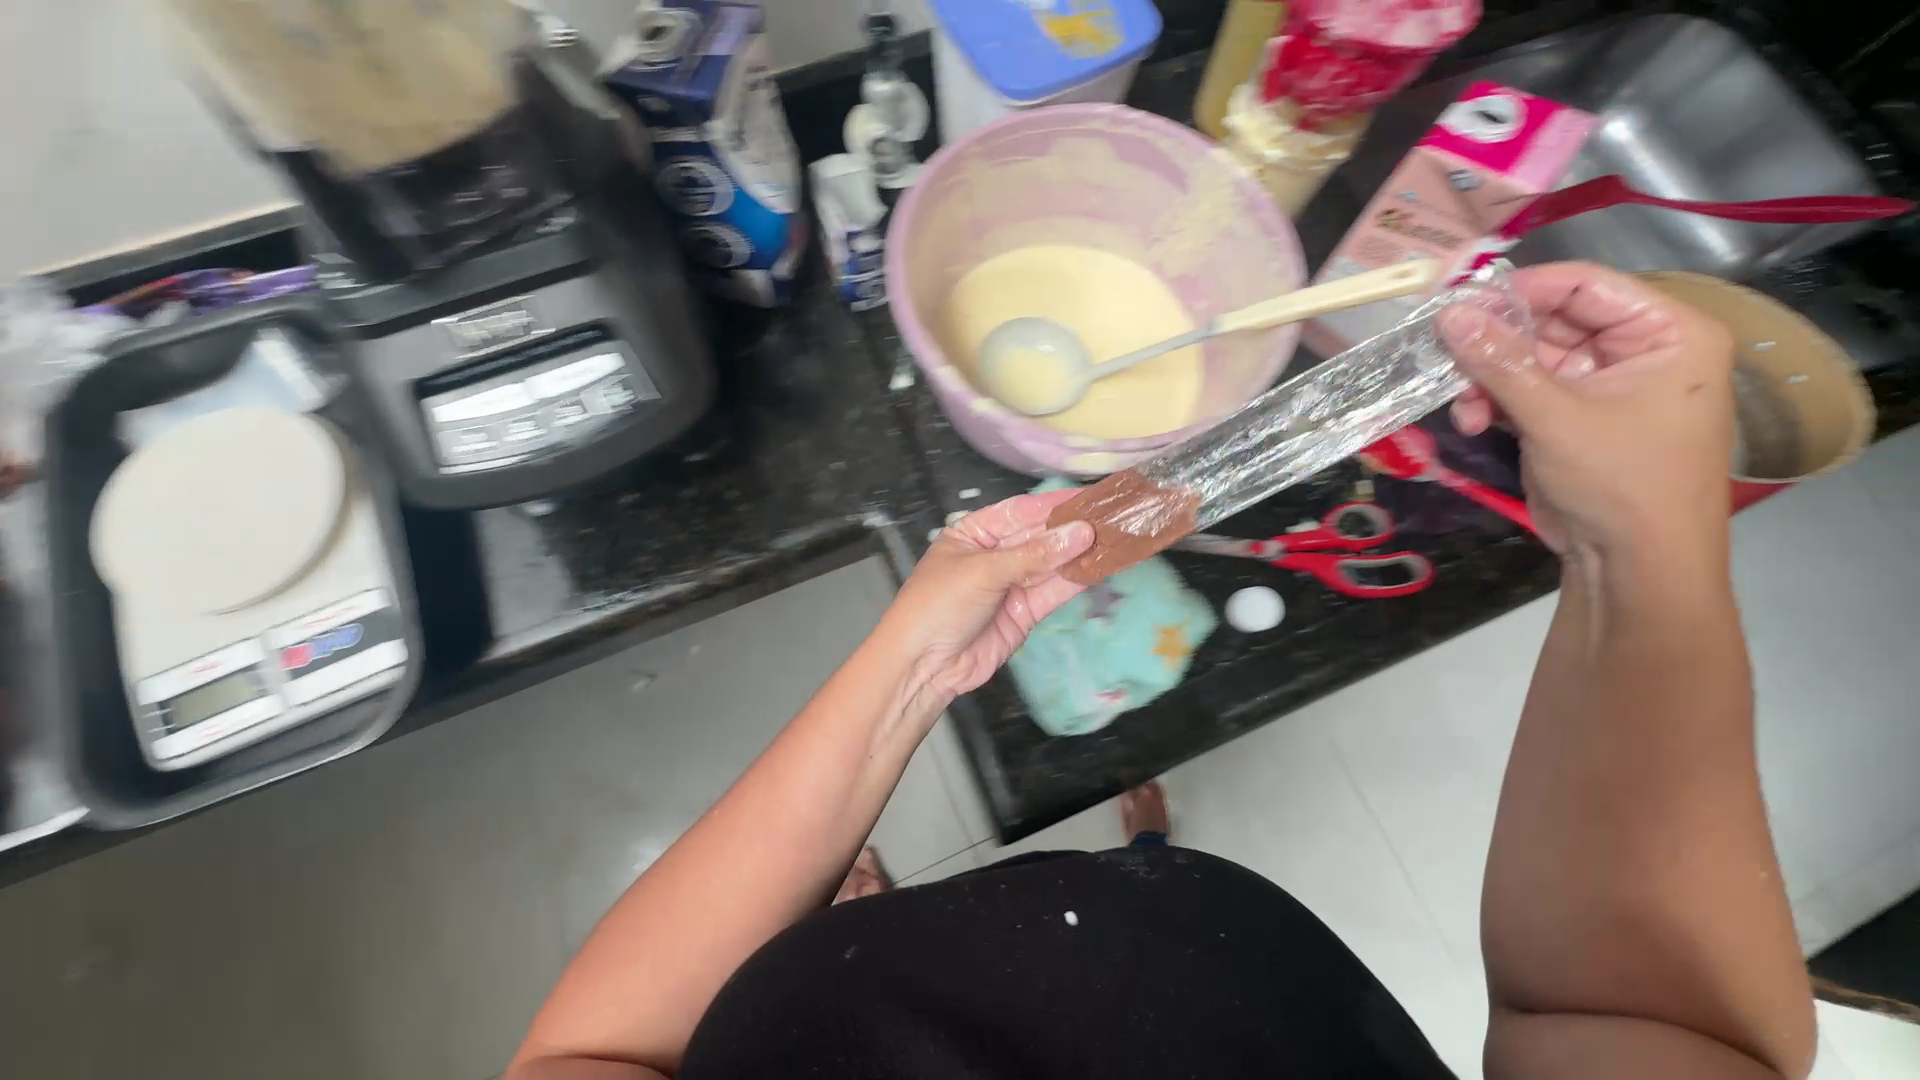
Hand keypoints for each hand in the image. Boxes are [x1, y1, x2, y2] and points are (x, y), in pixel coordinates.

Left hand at [880, 490, 1093, 703]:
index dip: (1053, 504)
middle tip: (1112, 515)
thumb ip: (1034, 554)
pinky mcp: (1025, 613)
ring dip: (1081, 552)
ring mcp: (1011, 585)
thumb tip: (1081, 532)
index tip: (1088, 495)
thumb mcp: (983, 571)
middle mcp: (995, 555)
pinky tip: (1103, 564)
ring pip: (1052, 564)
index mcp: (973, 534)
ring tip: (1117, 536)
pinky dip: (1078, 579)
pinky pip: (1055, 590)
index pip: (1019, 512)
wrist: (923, 665)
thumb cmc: (939, 604)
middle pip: (1040, 536)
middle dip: (1072, 528)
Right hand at [1440, 262, 1735, 564]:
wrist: (1632, 562)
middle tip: (1443, 354)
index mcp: (1665, 333)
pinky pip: (1521, 390)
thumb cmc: (1619, 481)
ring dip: (1486, 380)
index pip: (1585, 287)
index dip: (1520, 289)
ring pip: (1526, 358)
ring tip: (1463, 407)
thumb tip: (1448, 314)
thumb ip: (1499, 362)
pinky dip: (1492, 402)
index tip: (1457, 300)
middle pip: (1550, 322)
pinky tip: (1473, 421)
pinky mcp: (1569, 416)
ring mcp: (1600, 384)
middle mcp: (1636, 350)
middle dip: (1494, 344)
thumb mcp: (1555, 416)